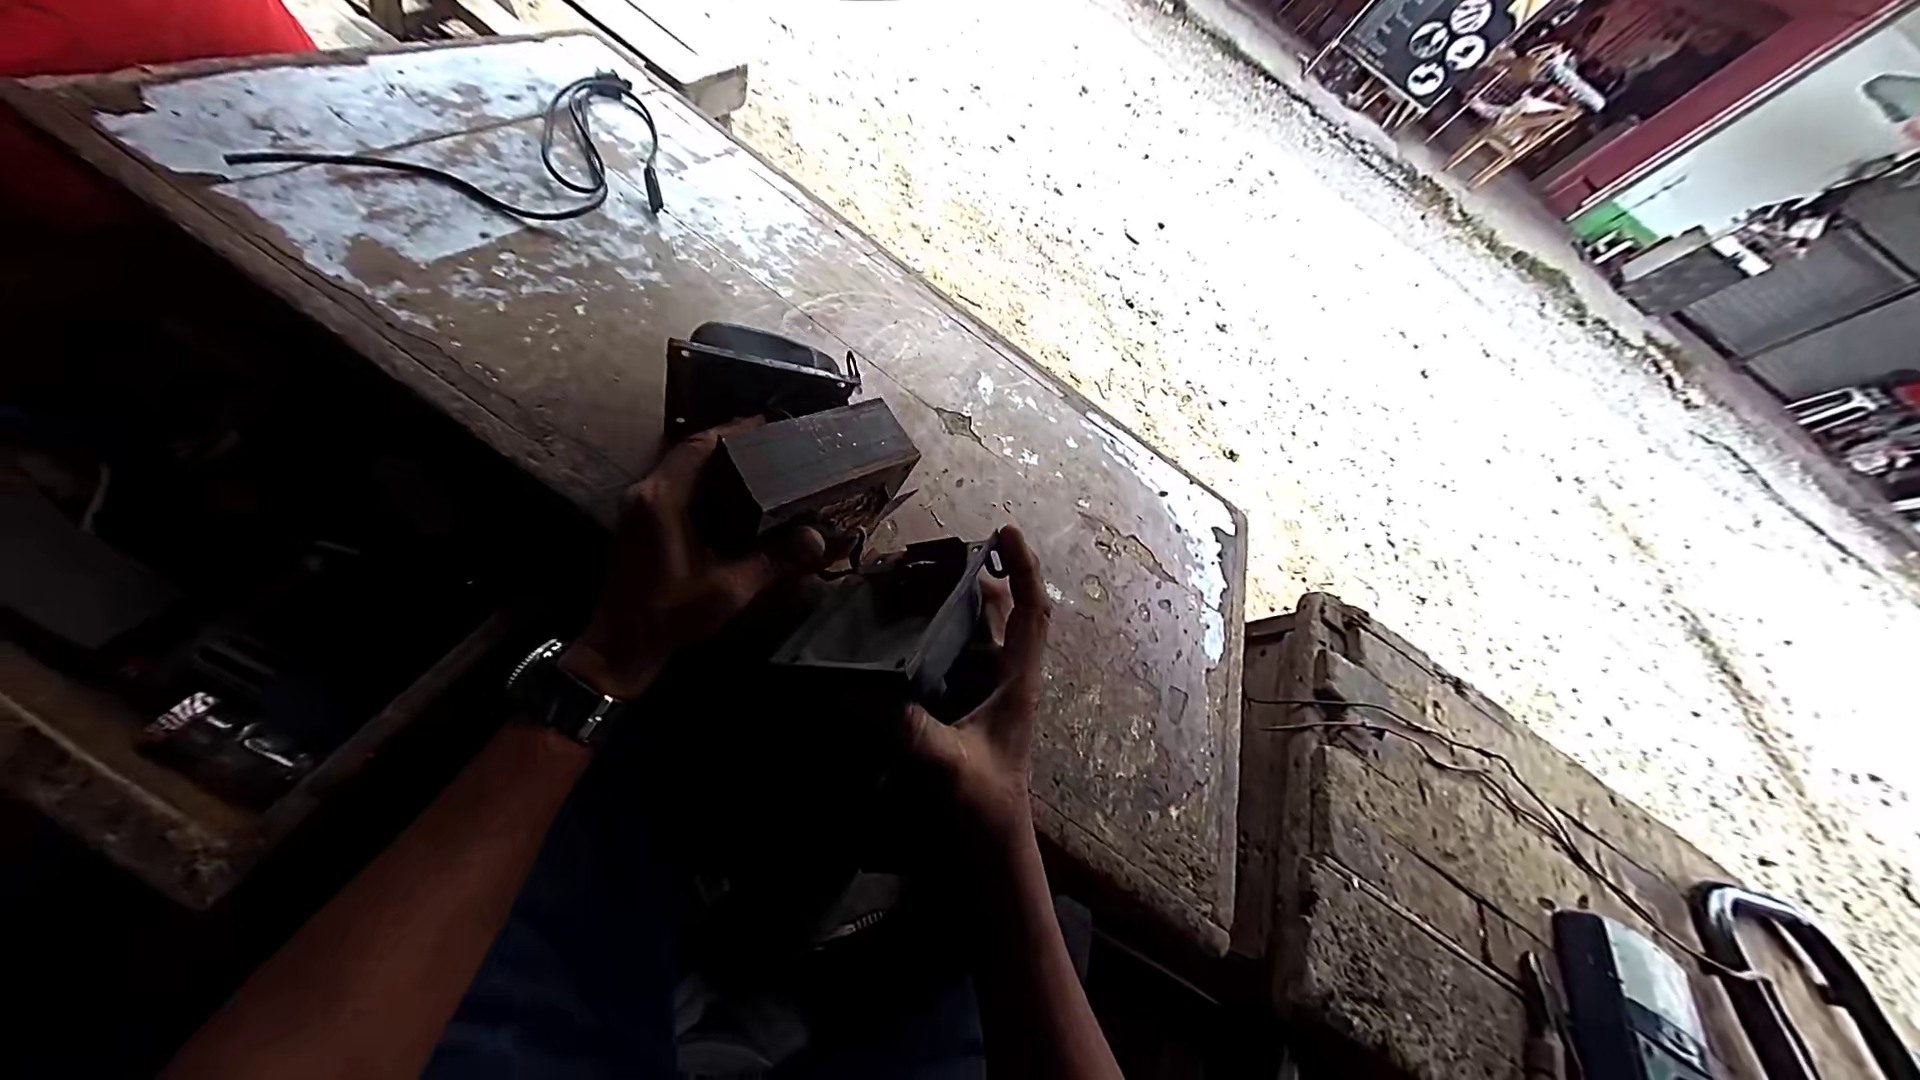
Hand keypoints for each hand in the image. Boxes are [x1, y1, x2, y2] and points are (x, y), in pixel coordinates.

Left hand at [563, 418, 826, 698]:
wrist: (622, 645)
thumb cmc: (670, 615)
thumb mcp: (730, 589)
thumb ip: (774, 560)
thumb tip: (817, 540)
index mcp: (662, 500)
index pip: (698, 446)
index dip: (732, 429)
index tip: (765, 423)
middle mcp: (645, 494)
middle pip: (688, 450)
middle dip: (727, 441)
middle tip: (768, 443)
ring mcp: (637, 507)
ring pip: (679, 466)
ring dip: (712, 460)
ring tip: (754, 462)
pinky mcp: (638, 521)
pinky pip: (672, 484)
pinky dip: (701, 479)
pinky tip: (729, 494)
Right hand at [902, 525, 1052, 846]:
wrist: (992, 842)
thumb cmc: (985, 803)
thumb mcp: (950, 764)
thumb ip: (911, 731)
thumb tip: (857, 694)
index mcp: (1018, 680)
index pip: (1033, 610)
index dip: (1024, 567)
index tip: (1006, 530)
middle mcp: (1008, 676)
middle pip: (1010, 612)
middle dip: (989, 576)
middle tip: (947, 553)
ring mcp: (992, 690)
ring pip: (987, 631)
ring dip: (967, 602)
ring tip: (927, 580)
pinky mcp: (973, 704)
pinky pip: (965, 654)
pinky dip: (948, 633)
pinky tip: (914, 631)